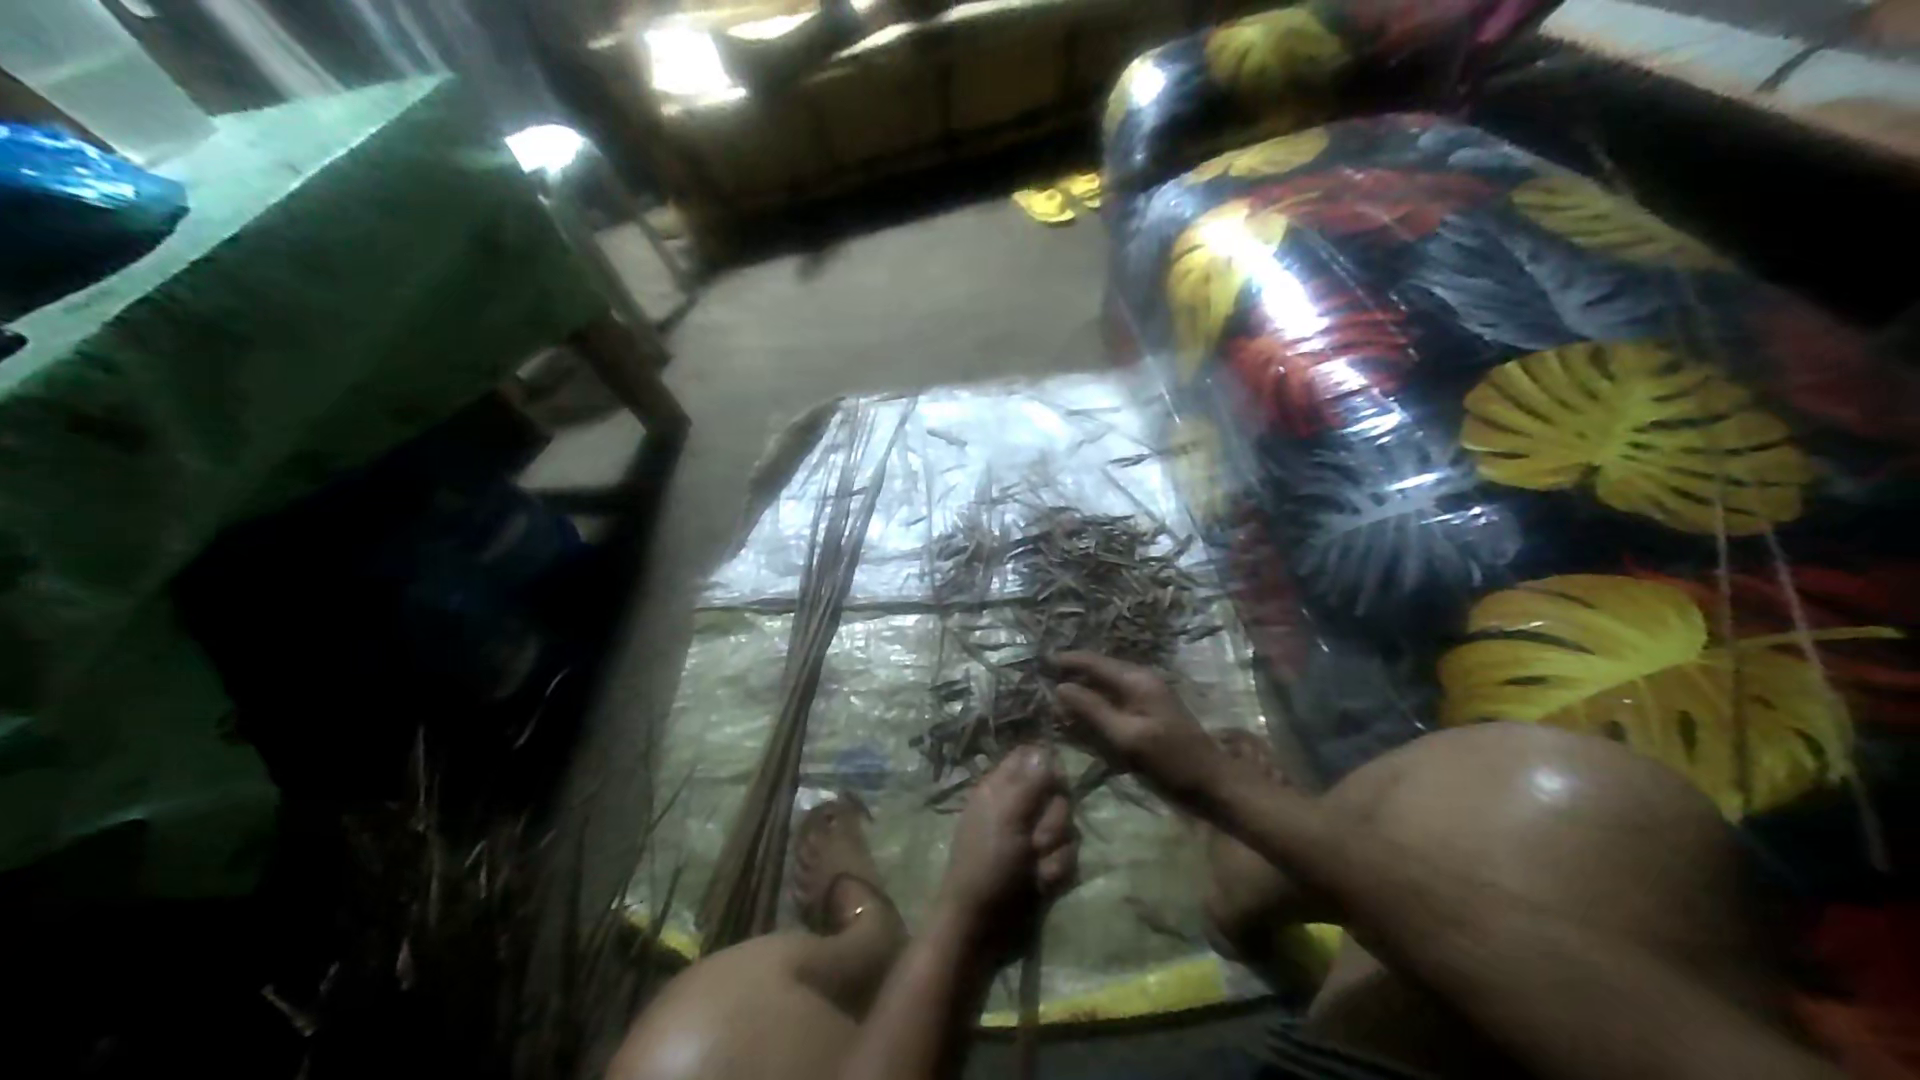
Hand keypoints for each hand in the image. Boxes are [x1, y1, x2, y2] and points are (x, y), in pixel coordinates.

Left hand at [936, 745, 1077, 959]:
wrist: (982, 925)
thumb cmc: (985, 864)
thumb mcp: (1004, 816)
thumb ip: (1027, 782)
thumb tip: (1044, 748)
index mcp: (1001, 788)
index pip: (1032, 759)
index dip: (1048, 769)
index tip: (1053, 784)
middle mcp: (1021, 807)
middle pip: (1058, 794)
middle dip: (1050, 822)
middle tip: (1031, 841)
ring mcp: (1035, 836)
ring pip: (1067, 827)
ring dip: (1052, 851)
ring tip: (1032, 869)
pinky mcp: (1048, 863)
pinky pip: (1068, 856)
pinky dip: (1054, 872)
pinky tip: (1039, 883)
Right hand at [1054, 652, 1229, 808]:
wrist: (1211, 779)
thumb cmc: (1169, 759)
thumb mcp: (1126, 736)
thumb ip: (1092, 710)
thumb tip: (1060, 687)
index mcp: (1136, 679)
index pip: (1092, 661)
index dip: (1066, 660)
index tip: (1039, 662)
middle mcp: (1141, 678)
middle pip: (1098, 668)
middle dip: (1071, 672)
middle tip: (1043, 680)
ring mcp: (1146, 692)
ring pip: (1105, 683)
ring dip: (1082, 687)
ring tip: (1056, 695)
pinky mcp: (1148, 708)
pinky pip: (1114, 696)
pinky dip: (1095, 700)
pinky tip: (1082, 711)